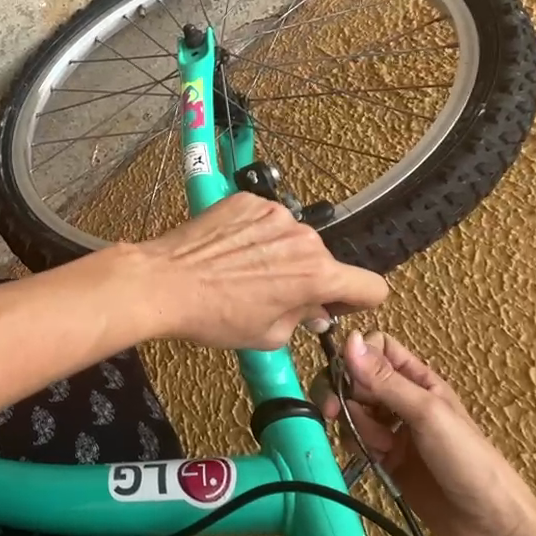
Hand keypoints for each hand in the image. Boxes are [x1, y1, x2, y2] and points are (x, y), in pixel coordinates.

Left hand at [135, 192, 388, 349]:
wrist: (164, 281)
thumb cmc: (211, 314)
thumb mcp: (269, 335)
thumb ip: (303, 320)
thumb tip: (314, 311)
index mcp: (316, 274)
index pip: (370, 286)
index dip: (358, 301)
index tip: (339, 305)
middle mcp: (300, 237)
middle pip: (325, 260)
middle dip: (310, 278)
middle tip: (277, 295)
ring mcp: (271, 213)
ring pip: (293, 238)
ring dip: (282, 253)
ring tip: (247, 272)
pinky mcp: (245, 201)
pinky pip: (264, 219)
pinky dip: (256, 234)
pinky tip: (232, 252)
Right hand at [315, 332, 535, 535]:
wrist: (492, 531)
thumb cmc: (470, 463)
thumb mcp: (428, 413)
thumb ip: (385, 379)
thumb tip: (348, 339)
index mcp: (419, 381)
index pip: (377, 349)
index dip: (358, 356)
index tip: (349, 375)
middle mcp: (402, 400)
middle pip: (356, 377)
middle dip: (342, 390)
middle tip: (335, 410)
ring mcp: (392, 429)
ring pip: (352, 407)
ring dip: (352, 421)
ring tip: (373, 443)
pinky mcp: (385, 458)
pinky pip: (355, 438)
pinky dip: (355, 443)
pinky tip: (374, 457)